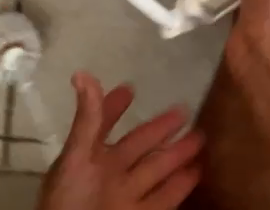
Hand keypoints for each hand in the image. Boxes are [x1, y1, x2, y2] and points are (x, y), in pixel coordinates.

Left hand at [37, 73, 202, 209]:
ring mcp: (126, 197)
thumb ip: (88, 120)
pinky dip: (181, 186)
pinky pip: (164, 199)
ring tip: (201, 137)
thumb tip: (82, 73)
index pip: (102, 125)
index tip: (130, 88)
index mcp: (89, 158)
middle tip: (184, 109)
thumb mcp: (75, 158)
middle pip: (139, 146)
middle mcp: (109, 174)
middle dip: (160, 127)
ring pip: (156, 169)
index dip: (113, 107)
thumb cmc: (68, 203)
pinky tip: (198, 172)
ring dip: (178, 153)